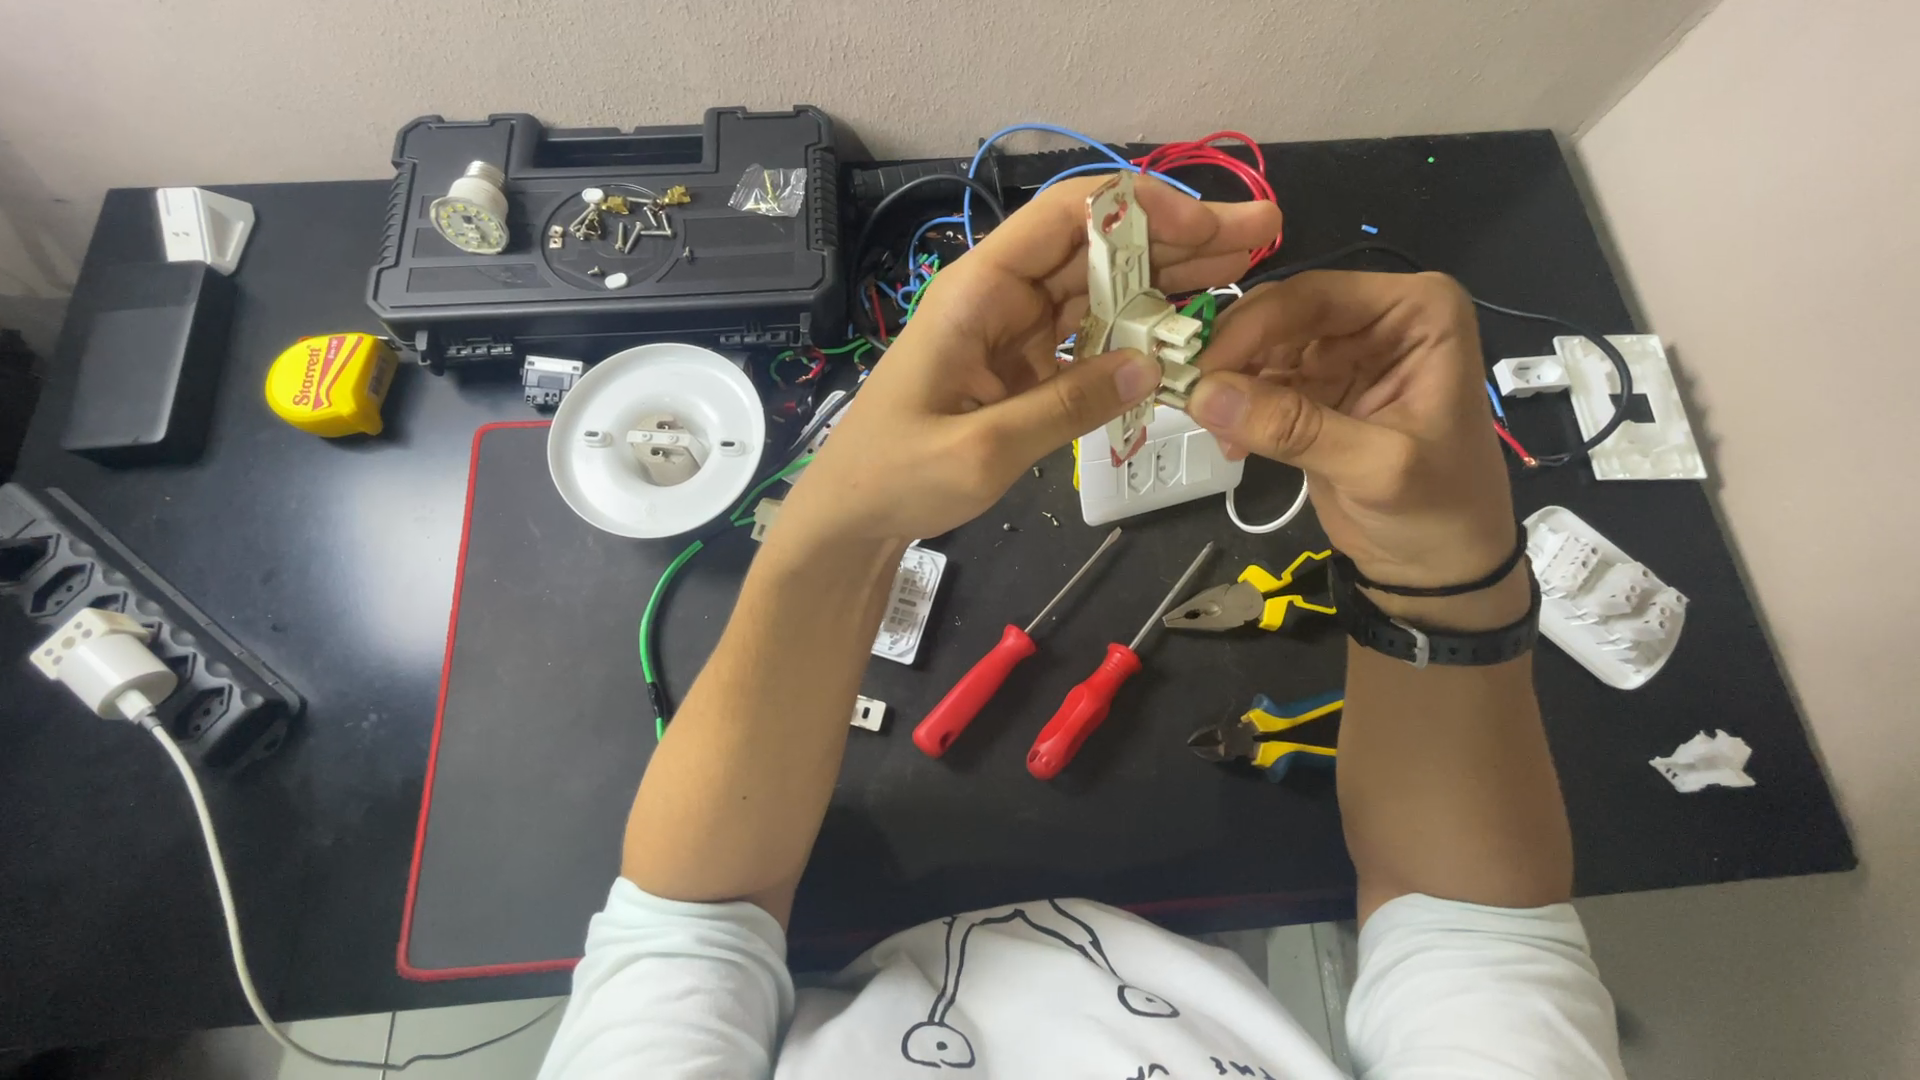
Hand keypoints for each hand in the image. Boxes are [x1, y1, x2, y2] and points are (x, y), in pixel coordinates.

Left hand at [777, 176, 1282, 545]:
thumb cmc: (898, 476)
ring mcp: (1010, 333)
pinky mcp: (1019, 369)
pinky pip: (1084, 340)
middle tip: (1258, 235)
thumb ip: (1067, 405)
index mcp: (976, 292)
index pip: (1065, 217)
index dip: (1141, 209)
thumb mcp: (983, 449)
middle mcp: (998, 298)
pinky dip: (1130, 337)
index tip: (1206, 226)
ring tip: (1239, 272)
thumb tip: (1152, 366)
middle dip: (1174, 237)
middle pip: (1094, 248)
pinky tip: (1179, 334)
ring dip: (1164, 281)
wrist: (854, 515)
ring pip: (1096, 291)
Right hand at [1188, 271, 1515, 590]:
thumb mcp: (1375, 466)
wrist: (1438, 564)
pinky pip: (1257, 385)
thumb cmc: (1436, 510)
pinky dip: (1234, 410)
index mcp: (1414, 313)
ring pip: (1259, 349)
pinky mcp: (1313, 393)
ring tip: (1210, 427)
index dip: (1249, 328)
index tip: (1198, 371)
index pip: (1313, 297)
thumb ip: (1293, 427)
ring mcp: (1340, 357)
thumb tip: (1203, 395)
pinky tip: (1230, 444)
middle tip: (1186, 396)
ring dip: (1227, 384)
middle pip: (1278, 316)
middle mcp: (1375, 321)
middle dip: (1230, 355)